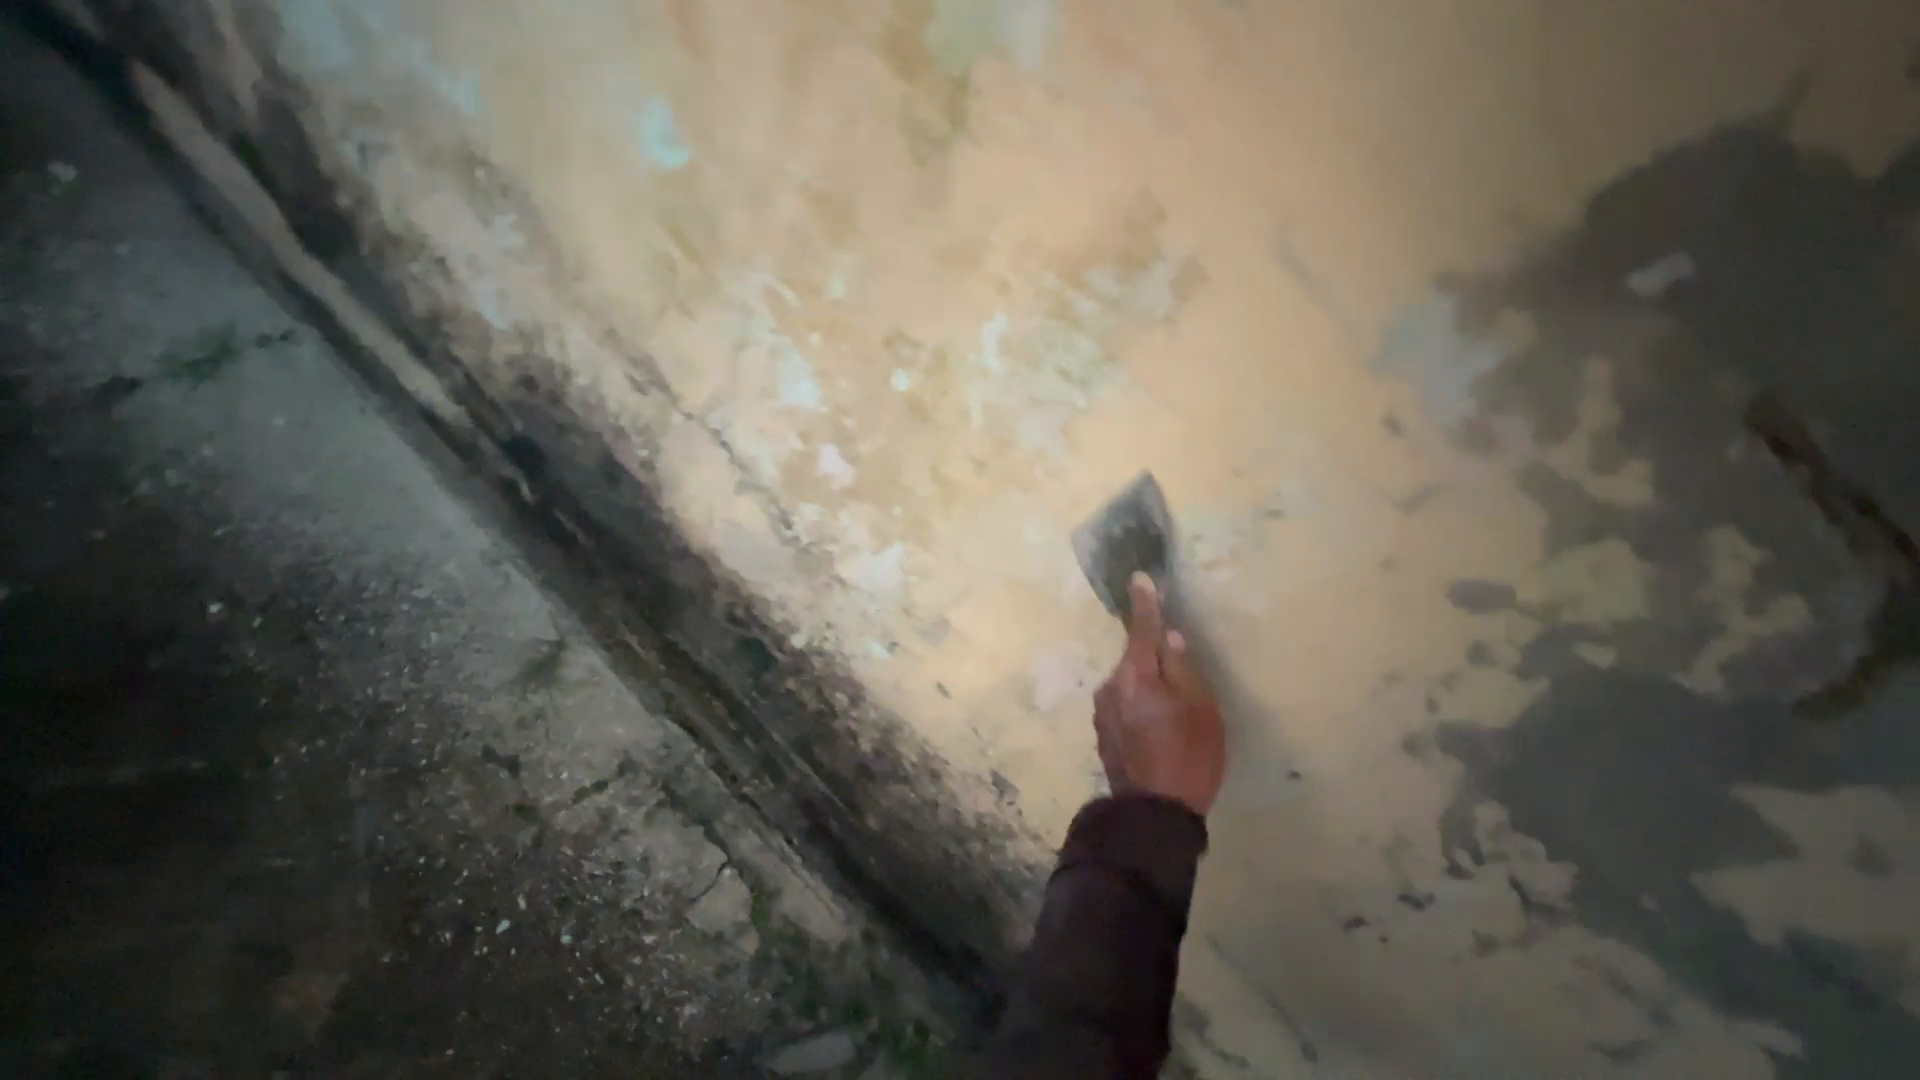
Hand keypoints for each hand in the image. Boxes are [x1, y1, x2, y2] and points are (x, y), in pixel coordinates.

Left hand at [1092, 573, 1225, 816]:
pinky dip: (1141, 708)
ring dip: (1149, 689)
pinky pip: (1125, 705)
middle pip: (1137, 660)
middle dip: (1156, 661)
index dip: (1145, 604)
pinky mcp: (1102, 733)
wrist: (1153, 814)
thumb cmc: (1188, 758)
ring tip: (1176, 720)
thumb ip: (1183, 668)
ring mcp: (1102, 712)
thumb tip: (1170, 637)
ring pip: (1130, 684)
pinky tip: (1158, 733)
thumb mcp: (1201, 710)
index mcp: (1135, 675)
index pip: (1142, 629)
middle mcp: (1110, 686)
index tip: (1139, 578)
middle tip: (1186, 688)